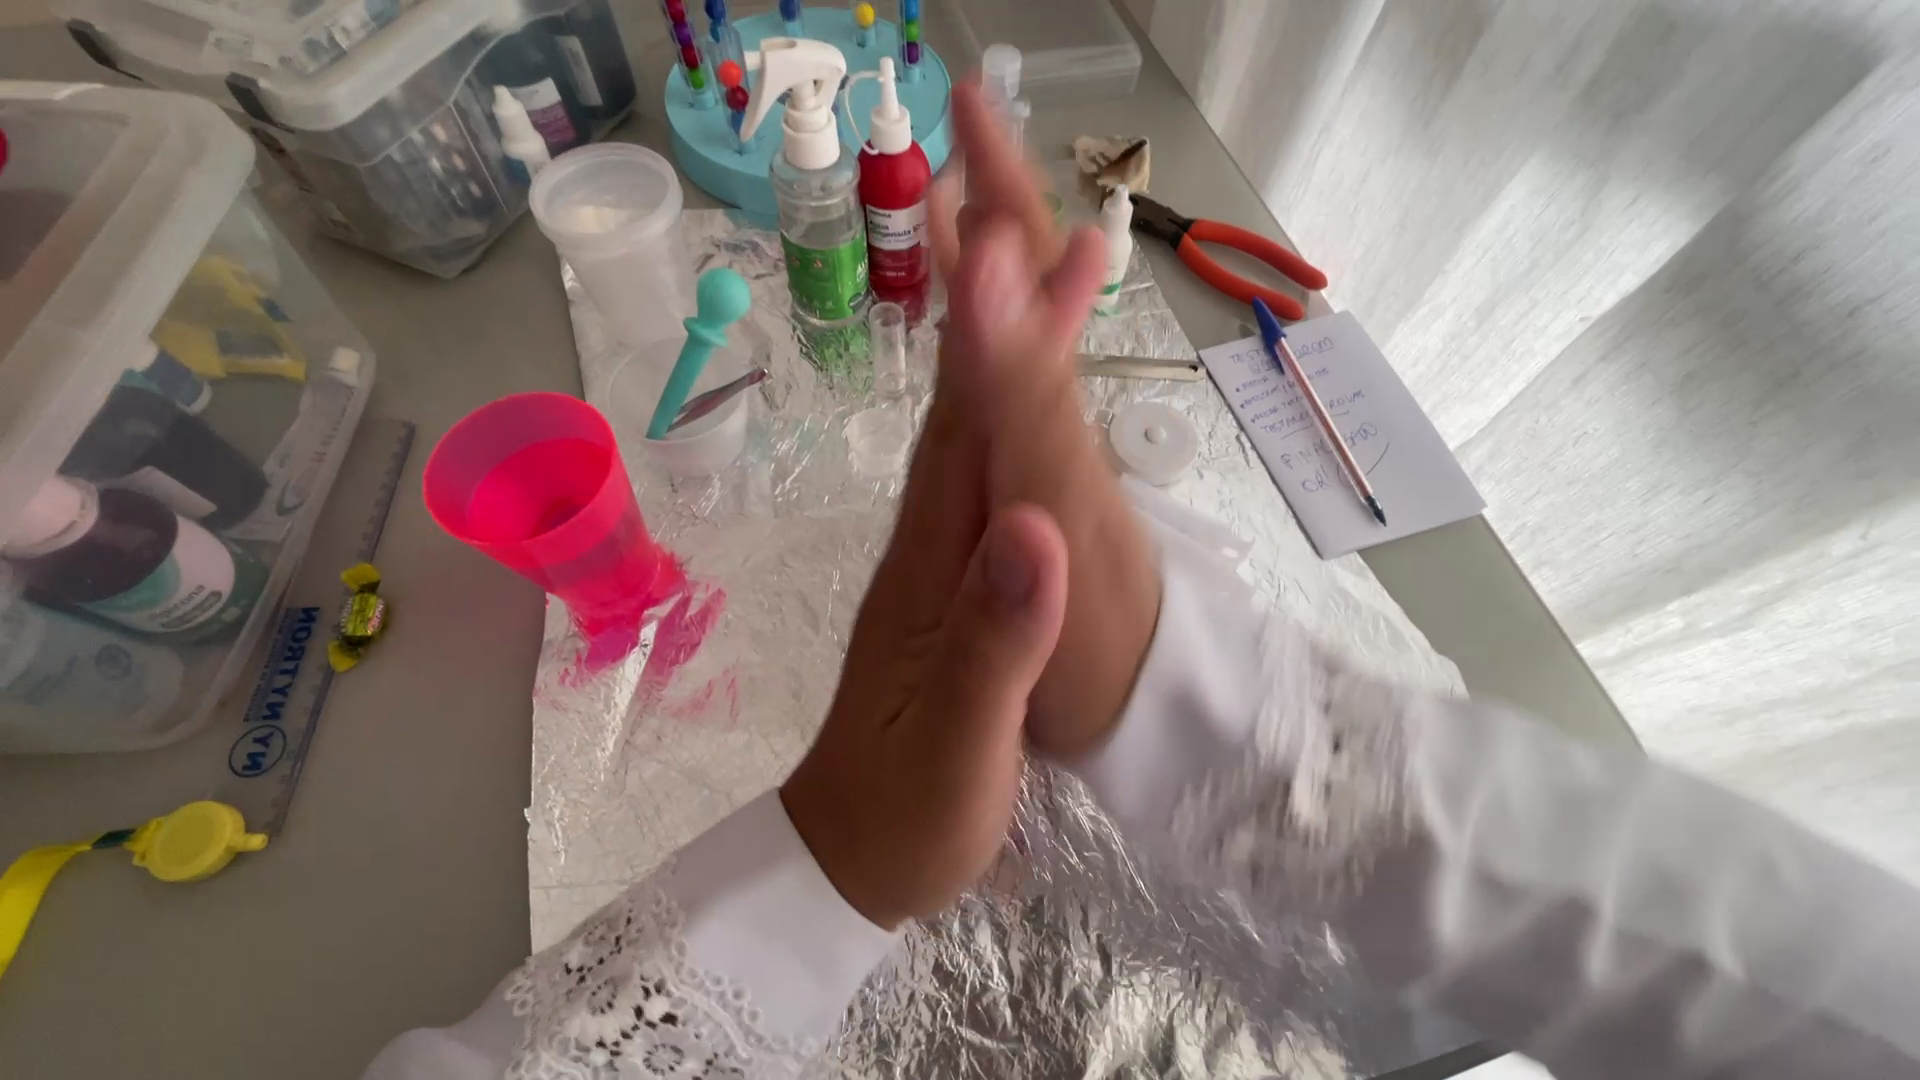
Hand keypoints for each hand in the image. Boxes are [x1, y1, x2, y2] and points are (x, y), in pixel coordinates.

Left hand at [781, 81, 1160, 928]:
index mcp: (937, 566)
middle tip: (1035, 205)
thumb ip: (998, 639)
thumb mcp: (964, 743)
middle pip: (968, 406)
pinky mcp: (952, 584)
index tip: (1013, 236)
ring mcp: (939, 559)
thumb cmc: (908, 811)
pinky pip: (987, 480)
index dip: (996, 334)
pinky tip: (1037, 397)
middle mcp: (932, 541)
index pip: (971, 431)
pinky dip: (1014, 420)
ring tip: (1058, 269)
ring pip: (977, 433)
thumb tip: (1040, 528)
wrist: (849, 857)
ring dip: (1012, 349)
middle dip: (999, 307)